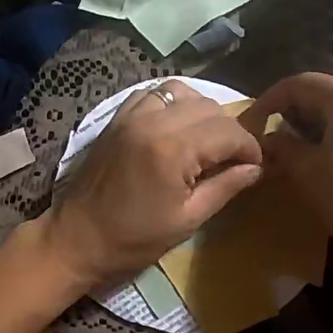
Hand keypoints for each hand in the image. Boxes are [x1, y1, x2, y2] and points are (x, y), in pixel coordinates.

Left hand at [37, 80, 264, 287]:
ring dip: (199, 112)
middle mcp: (151, 122)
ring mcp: (129, 117)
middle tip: (229, 159)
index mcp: (172, 149)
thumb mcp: (187, 219)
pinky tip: (174, 128)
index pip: (229, 131)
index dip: (249, 147)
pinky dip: (169, 103)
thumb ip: (224, 187)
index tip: (253, 166)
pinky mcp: (114, 120)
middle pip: (208, 107)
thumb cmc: (133, 239)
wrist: (76, 239)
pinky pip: (150, 95)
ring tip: (202, 142)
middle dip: (227, 130)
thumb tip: (255, 167)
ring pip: (180, 92)